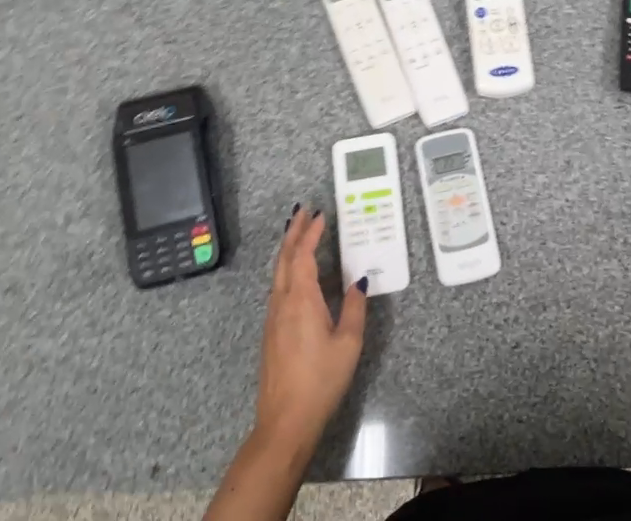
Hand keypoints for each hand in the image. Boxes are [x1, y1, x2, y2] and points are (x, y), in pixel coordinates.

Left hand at [253, 206, 367, 458]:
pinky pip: (277, 287)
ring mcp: (273, 317)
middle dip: (293, 233)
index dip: (311, 233)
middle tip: (302, 211)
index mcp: (301, 300)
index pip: (304, 256)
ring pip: (277, 273)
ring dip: (288, 249)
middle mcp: (282, 302)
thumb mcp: (348, 342)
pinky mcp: (271, 331)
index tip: (320, 214)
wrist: (285, 419)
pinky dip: (286, 269)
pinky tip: (295, 273)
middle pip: (284, 259)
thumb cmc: (321, 379)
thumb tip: (358, 280)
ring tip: (298, 234)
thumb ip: (354, 307)